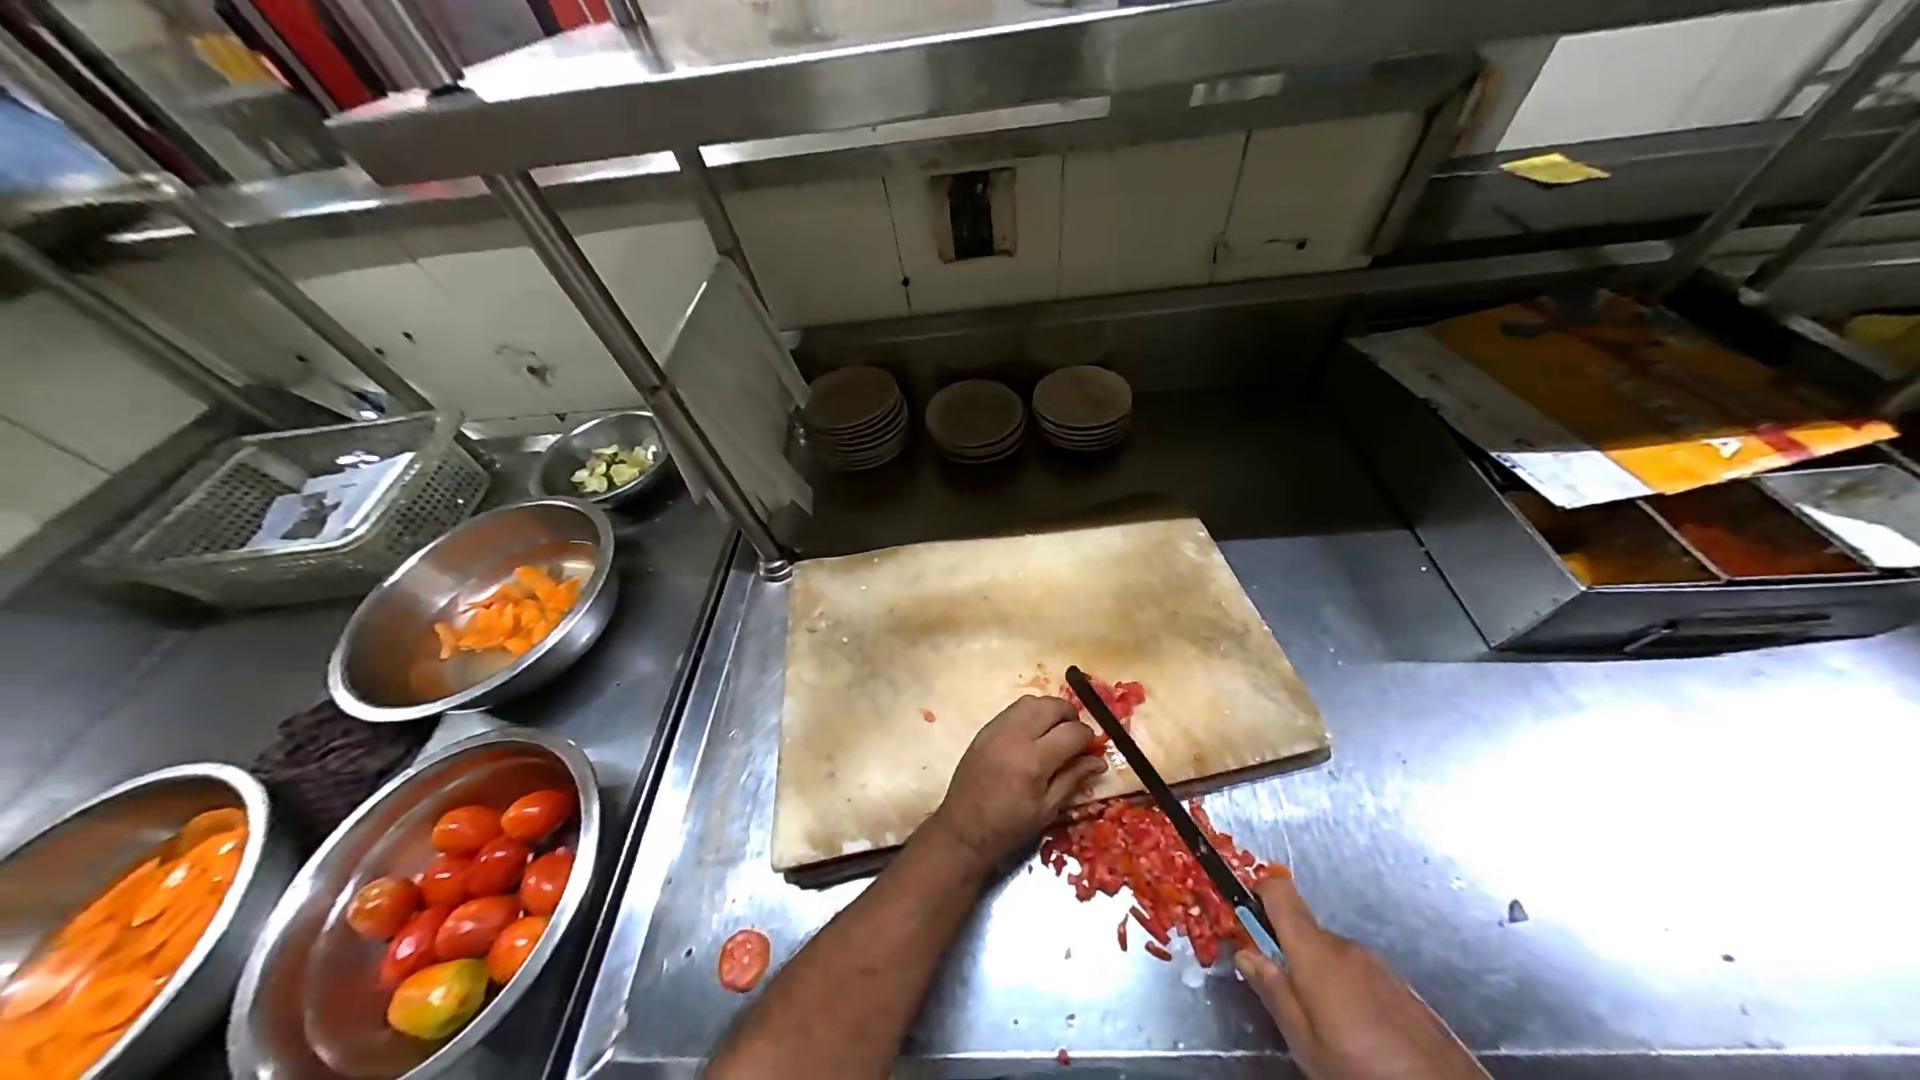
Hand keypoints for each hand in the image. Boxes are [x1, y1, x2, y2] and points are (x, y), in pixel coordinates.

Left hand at [922, 695, 1106, 872]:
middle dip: (1071, 716)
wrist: (962, 830)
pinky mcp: (984, 729)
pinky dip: (1029, 713)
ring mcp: (996, 729)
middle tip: (1075, 735)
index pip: (1073, 732)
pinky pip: (1013, 709)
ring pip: (1031, 701)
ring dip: (1049, 710)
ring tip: (1055, 731)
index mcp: (1034, 761)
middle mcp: (1015, 736)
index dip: (1088, 737)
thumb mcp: (1047, 809)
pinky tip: (1033, 733)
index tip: (1091, 748)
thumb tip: (1099, 760)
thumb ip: (1074, 778)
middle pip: (1053, 706)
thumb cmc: (1008, 827)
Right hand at [1235, 874, 1487, 1079]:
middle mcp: (1346, 946)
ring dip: (1316, 973)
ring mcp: (1376, 963)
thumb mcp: (1304, 1041)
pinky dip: (1344, 987)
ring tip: (1322, 1021)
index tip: (1246, 916)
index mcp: (1316, 952)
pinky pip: (1355, 970)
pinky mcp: (1398, 984)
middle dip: (1285, 951)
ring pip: (1329, 952)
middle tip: (1282, 992)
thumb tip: (1246, 954)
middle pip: (1302, 927)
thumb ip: (1272, 991)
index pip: (1280, 891)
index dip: (1258, 893)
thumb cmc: (1364, 1070)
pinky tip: (1354, 1028)